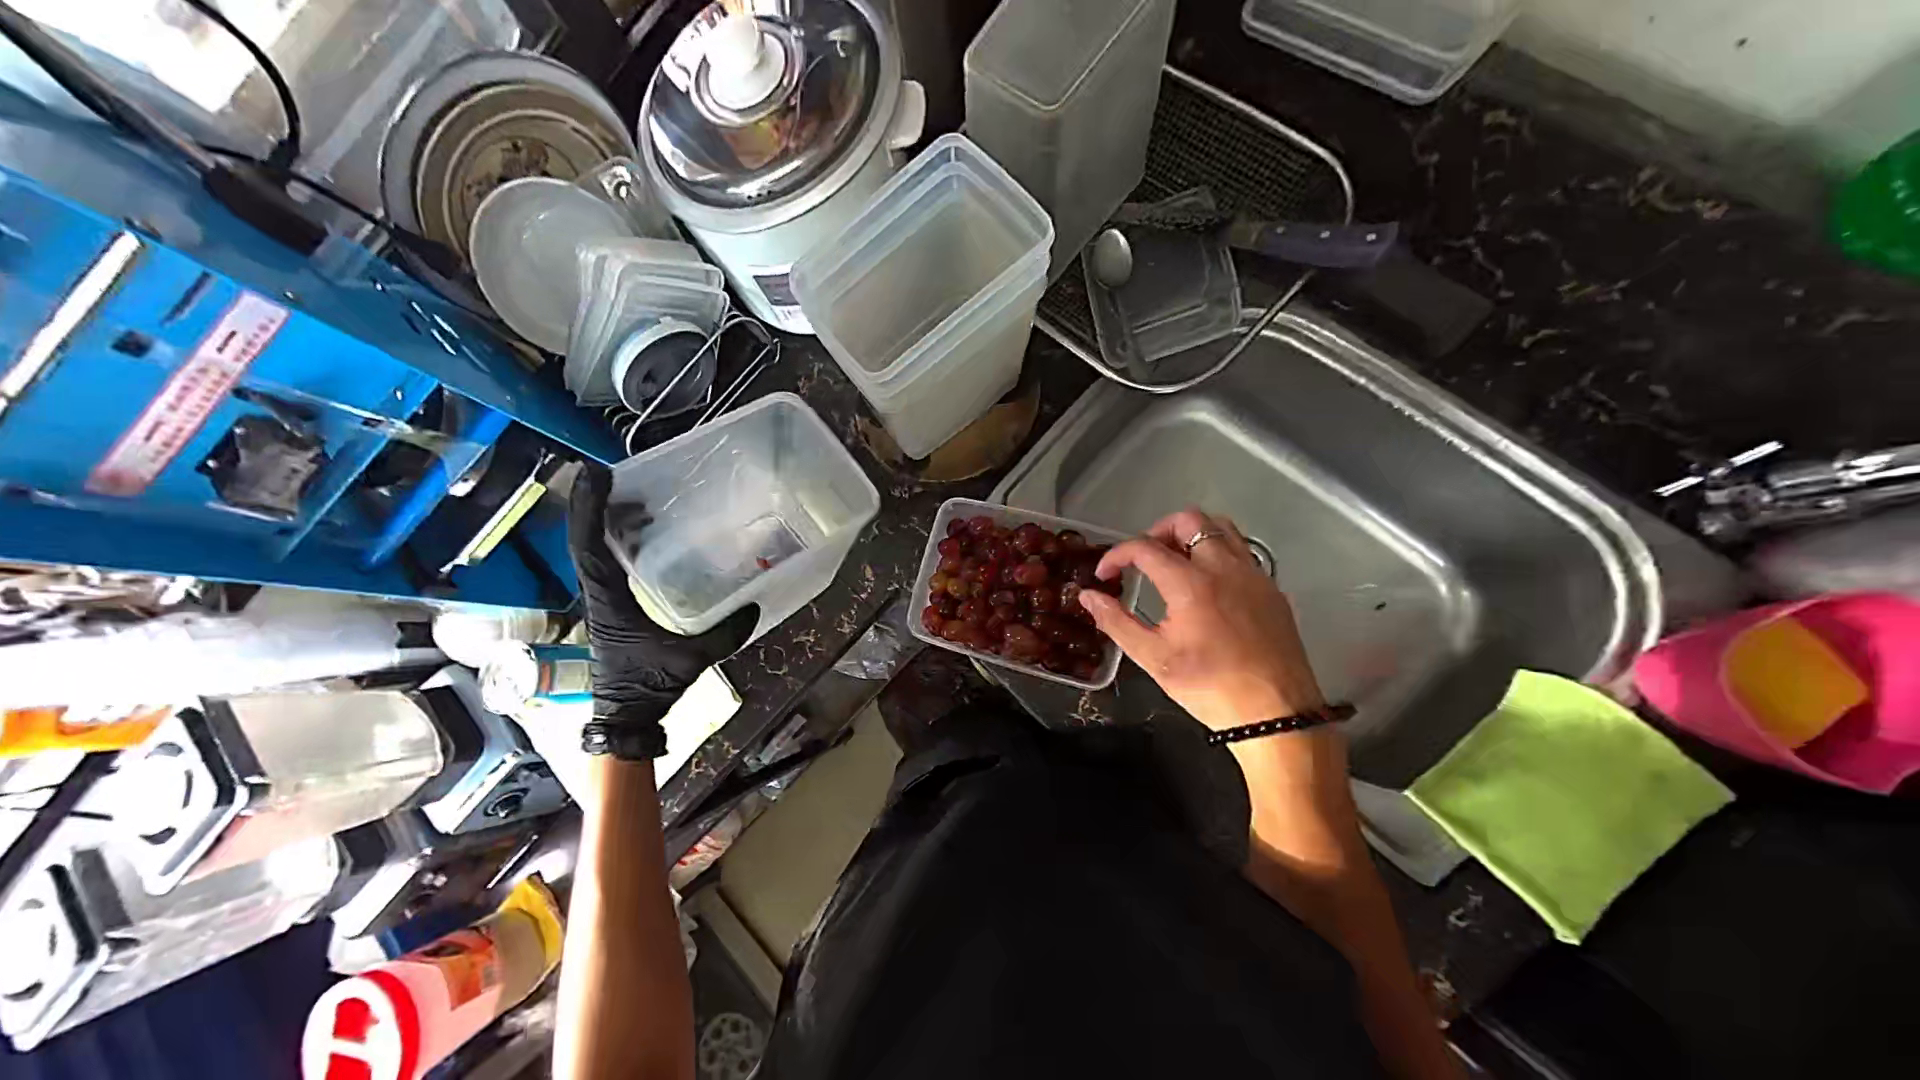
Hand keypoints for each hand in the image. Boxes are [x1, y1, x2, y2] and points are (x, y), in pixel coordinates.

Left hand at [569, 466, 757, 724]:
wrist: (626, 716)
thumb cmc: (650, 686)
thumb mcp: (690, 659)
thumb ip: (724, 634)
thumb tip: (754, 606)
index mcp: (609, 601)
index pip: (590, 547)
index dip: (590, 508)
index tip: (595, 474)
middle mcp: (598, 594)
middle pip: (584, 539)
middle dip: (593, 504)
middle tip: (613, 475)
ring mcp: (601, 599)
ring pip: (592, 549)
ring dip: (603, 520)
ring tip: (632, 498)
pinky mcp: (610, 605)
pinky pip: (605, 562)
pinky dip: (614, 540)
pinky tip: (640, 532)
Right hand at [1077, 508, 1325, 731]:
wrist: (1276, 713)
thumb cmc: (1209, 688)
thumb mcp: (1154, 659)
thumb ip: (1116, 622)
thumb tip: (1088, 596)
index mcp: (1190, 584)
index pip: (1144, 548)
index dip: (1117, 554)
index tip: (1105, 573)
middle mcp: (1224, 567)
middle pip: (1188, 520)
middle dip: (1157, 531)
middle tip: (1142, 558)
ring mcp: (1253, 574)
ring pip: (1221, 527)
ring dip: (1191, 534)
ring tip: (1174, 561)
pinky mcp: (1271, 588)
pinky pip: (1242, 550)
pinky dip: (1217, 552)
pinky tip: (1207, 582)